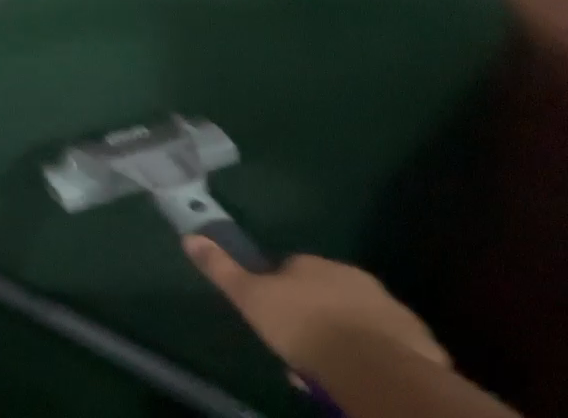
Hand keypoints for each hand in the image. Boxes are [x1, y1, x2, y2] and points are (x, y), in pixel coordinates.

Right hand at [182, 235, 449, 374]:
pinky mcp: (418, 341)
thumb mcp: (249, 296)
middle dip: (313, 315)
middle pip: (326, 293)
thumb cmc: (302, 325)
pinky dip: (373, 355)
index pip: (291, 268)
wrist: (374, 367)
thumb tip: (190, 237)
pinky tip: (359, 374)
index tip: (272, 315)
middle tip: (298, 345)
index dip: (279, 291)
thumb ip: (221, 268)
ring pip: (357, 319)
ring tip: (327, 366)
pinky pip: (387, 344)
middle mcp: (354, 277)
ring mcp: (391, 308)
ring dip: (342, 335)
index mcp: (313, 264)